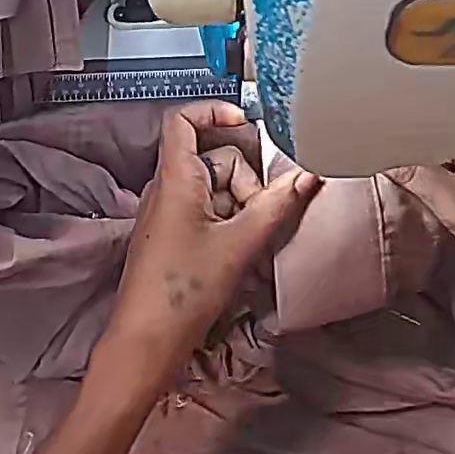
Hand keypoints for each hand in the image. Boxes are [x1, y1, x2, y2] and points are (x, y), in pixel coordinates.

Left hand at [96, 102, 320, 386]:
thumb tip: (308, 176)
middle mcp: (167, 189)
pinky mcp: (173, 235)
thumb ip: (277, 206)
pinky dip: (228, 222)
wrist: (146, 341)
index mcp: (175, 179)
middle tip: (257, 215)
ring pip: (214, 187)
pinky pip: (207, 211)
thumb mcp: (239, 244)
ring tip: (247, 242)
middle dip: (244, 180)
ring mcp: (168, 213)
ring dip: (240, 205)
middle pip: (213, 158)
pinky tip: (239, 252)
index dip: (214, 111)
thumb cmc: (184, 289)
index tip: (245, 123)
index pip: (182, 120)